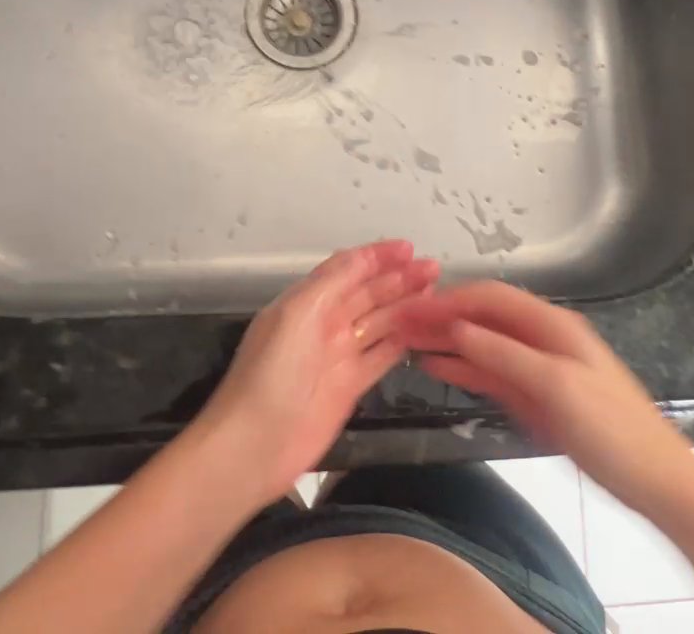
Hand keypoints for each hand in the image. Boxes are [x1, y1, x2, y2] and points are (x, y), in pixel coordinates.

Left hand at [192, 240, 439, 503]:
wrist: (254, 444)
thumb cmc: (272, 372)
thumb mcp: (298, 314)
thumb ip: (332, 282)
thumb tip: (364, 257)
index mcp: (307, 301)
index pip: (347, 269)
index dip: (377, 257)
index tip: (410, 248)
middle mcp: (324, 323)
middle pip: (368, 293)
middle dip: (399, 279)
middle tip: (435, 269)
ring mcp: (338, 356)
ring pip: (380, 322)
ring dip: (406, 306)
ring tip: (438, 295)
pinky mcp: (351, 387)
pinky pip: (382, 356)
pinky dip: (403, 341)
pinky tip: (425, 330)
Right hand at [398, 281, 690, 509]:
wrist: (655, 480)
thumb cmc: (611, 429)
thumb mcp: (555, 386)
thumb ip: (504, 353)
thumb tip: (456, 328)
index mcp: (552, 325)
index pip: (490, 297)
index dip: (449, 299)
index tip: (411, 308)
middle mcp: (541, 337)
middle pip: (483, 317)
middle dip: (441, 317)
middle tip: (397, 322)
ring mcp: (537, 367)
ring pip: (482, 344)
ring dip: (446, 340)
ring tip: (404, 340)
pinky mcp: (534, 395)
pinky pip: (491, 372)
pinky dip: (463, 366)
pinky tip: (434, 364)